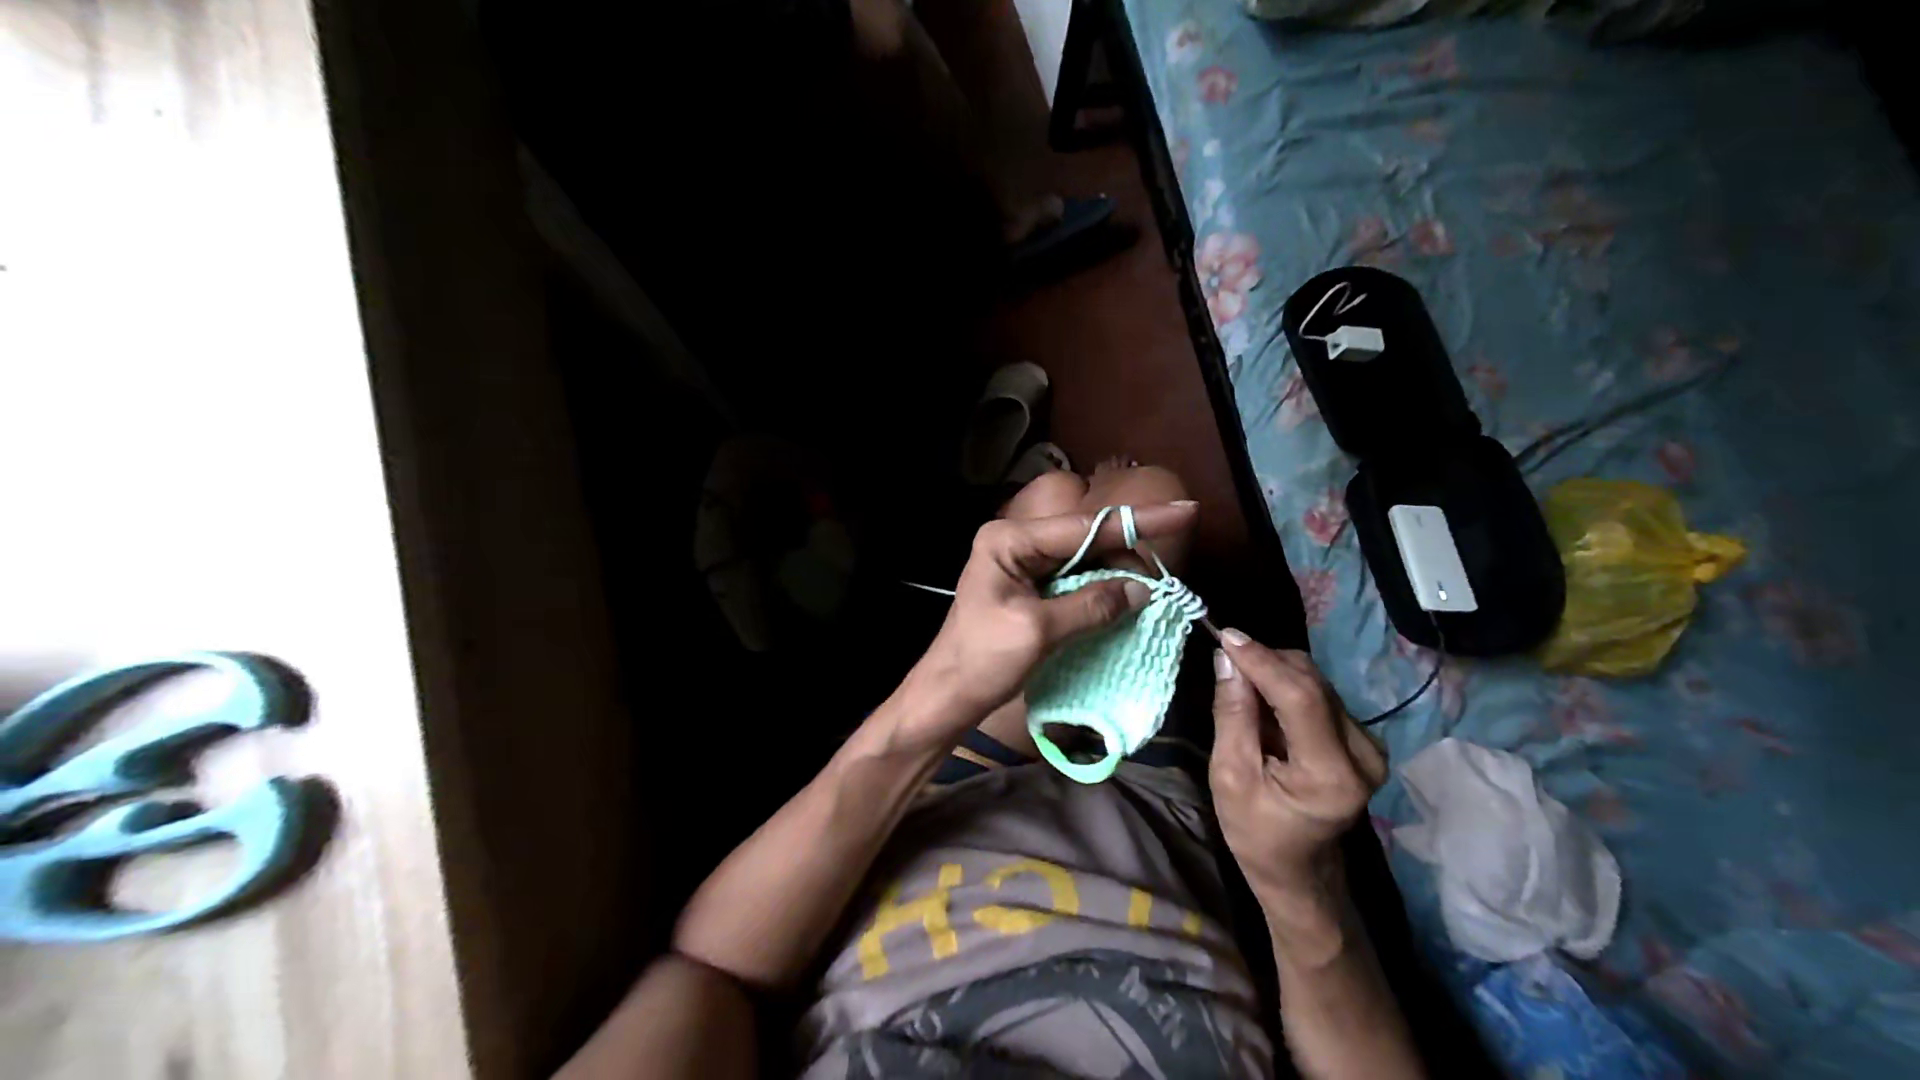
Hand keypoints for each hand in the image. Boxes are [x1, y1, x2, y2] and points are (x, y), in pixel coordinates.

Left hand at [892, 501, 1198, 750]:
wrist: (948, 694)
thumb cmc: (982, 660)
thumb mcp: (1038, 631)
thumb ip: (1091, 604)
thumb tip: (1141, 589)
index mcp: (1009, 541)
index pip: (1083, 526)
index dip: (1138, 520)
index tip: (1186, 509)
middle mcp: (1016, 542)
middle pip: (1086, 538)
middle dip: (1129, 551)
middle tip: (1170, 571)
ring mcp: (1022, 563)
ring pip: (1085, 558)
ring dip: (1120, 572)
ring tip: (1156, 587)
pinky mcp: (1030, 586)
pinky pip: (1075, 579)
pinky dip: (1102, 588)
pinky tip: (1129, 595)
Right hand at [1209, 634, 1387, 915]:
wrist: (1297, 868)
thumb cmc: (1255, 831)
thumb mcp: (1229, 775)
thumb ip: (1232, 715)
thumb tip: (1226, 658)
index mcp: (1331, 774)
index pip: (1299, 697)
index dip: (1262, 661)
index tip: (1226, 635)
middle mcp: (1363, 754)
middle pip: (1311, 683)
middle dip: (1265, 661)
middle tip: (1224, 655)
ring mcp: (1369, 746)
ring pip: (1316, 682)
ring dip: (1274, 672)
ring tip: (1240, 683)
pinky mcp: (1363, 740)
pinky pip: (1319, 694)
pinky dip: (1286, 686)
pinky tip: (1263, 700)